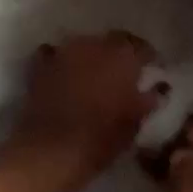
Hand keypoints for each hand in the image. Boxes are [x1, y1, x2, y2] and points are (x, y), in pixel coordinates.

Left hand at [9, 32, 159, 173]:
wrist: (52, 149)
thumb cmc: (102, 137)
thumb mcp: (135, 121)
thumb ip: (147, 99)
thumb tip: (154, 90)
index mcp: (122, 55)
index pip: (140, 46)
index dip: (145, 58)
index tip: (148, 69)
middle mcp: (92, 45)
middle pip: (108, 42)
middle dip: (115, 54)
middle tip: (119, 73)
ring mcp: (62, 54)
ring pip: (80, 46)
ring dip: (87, 57)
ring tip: (90, 75)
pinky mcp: (38, 69)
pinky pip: (51, 56)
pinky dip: (57, 62)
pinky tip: (61, 75)